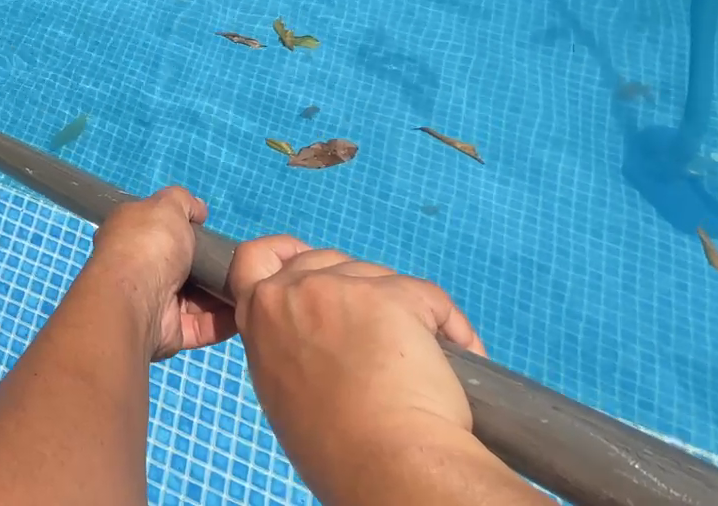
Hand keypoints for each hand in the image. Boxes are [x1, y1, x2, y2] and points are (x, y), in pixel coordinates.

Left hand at [84, 187, 235, 360]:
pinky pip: (204, 325)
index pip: (158, 231)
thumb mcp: (166, 207)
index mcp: (131, 236)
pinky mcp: (171, 330)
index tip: (211, 233)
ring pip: (196, 298)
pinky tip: (248, 312)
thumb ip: (182, 201)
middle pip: (182, 266)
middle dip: (209, 266)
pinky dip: (225, 321)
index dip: (183, 230)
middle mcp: (139, 267)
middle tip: (240, 264)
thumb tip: (198, 209)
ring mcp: (154, 300)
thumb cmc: (150, 243)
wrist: (138, 297)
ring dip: (222, 295)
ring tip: (252, 288)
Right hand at [227, 236, 541, 505]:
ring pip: (376, 275)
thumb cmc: (333, 447)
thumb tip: (317, 345)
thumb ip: (284, 347)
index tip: (313, 274)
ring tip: (427, 357)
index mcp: (256, 315)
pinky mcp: (390, 295)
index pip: (255, 255)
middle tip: (382, 331)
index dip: (284, 255)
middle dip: (355, 286)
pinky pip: (429, 296)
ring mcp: (338, 287)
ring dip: (403, 308)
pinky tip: (462, 353)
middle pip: (324, 260)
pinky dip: (451, 325)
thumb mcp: (280, 388)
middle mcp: (290, 290)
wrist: (386, 462)